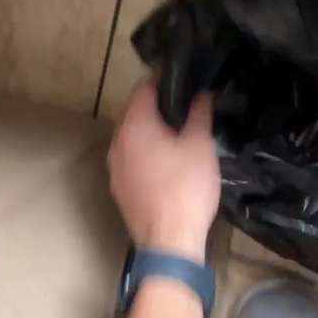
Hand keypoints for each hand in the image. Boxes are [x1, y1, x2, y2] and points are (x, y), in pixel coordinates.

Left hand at [109, 80, 221, 263]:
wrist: (169, 242)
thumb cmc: (186, 188)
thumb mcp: (200, 145)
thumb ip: (199, 114)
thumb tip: (202, 94)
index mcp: (134, 126)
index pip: (143, 88)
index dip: (163, 79)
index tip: (183, 76)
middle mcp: (117, 143)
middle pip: (134, 112)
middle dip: (157, 104)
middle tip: (185, 102)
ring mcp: (115, 168)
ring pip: (132, 137)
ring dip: (151, 129)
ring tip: (179, 129)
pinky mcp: (120, 188)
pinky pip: (132, 158)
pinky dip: (146, 151)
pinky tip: (168, 159)